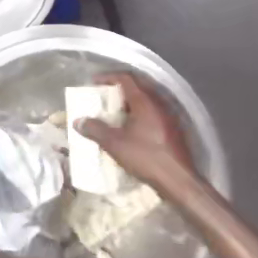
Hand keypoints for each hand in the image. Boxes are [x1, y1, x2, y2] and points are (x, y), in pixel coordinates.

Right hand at [74, 72, 198, 194]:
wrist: (178, 180)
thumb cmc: (146, 157)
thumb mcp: (115, 144)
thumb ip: (96, 130)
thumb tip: (79, 121)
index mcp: (145, 101)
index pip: (126, 78)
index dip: (108, 77)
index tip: (94, 82)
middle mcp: (159, 103)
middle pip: (138, 86)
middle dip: (119, 89)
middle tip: (104, 96)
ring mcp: (169, 115)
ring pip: (147, 100)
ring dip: (130, 101)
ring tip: (115, 111)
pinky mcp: (174, 129)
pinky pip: (154, 112)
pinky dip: (140, 113)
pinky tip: (132, 127)